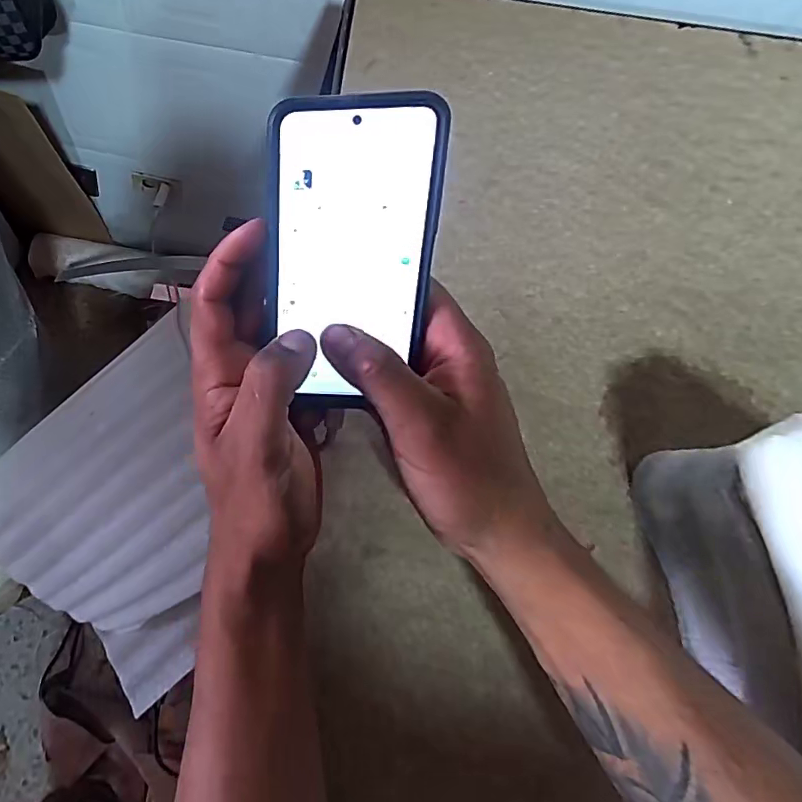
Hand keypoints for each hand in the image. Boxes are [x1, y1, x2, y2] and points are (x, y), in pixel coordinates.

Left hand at [190, 219, 322, 578]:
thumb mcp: (256, 440)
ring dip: (300, 304)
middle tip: (305, 243)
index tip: (255, 231)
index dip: (227, 263)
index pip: (213, 305)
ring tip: (333, 275)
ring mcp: (266, 388)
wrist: (270, 548)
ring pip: (279, 332)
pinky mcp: (293, 404)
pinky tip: (347, 330)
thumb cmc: (252, 500)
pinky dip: (322, 342)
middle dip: (268, 272)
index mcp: (217, 375)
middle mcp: (238, 372)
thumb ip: (271, 383)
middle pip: (246, 308)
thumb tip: (297, 334)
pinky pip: (306, 361)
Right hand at [319, 283, 557, 559]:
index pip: (418, 290)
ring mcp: (429, 385)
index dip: (380, 273)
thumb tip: (335, 329)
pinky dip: (355, 375)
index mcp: (458, 346)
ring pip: (385, 350)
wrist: (495, 537)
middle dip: (355, 308)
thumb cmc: (469, 477)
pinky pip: (381, 380)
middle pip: (396, 318)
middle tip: (305, 296)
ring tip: (305, 327)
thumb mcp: (420, 420)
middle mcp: (444, 357)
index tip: (334, 265)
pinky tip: (322, 373)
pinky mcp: (415, 410)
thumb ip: (378, 371)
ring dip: (351, 344)